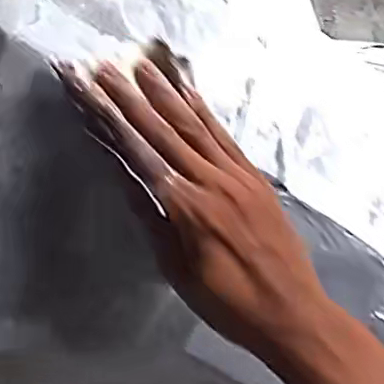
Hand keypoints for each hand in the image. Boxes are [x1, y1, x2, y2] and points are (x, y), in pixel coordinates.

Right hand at [54, 44, 338, 361]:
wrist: (299, 319)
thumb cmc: (228, 301)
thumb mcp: (175, 267)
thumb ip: (150, 216)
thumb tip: (121, 172)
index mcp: (184, 205)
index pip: (134, 149)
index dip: (105, 117)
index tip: (85, 92)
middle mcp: (209, 181)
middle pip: (159, 129)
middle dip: (126, 95)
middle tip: (102, 66)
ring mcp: (235, 176)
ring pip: (191, 124)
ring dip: (162, 92)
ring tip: (141, 64)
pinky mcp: (254, 177)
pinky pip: (223, 136)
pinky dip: (202, 109)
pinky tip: (187, 89)